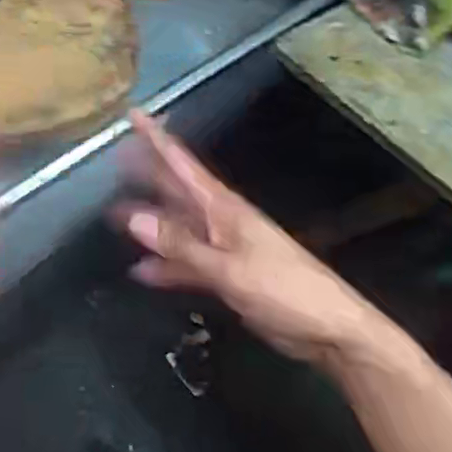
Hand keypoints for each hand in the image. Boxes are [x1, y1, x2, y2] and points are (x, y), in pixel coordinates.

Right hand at [110, 109, 391, 368]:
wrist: (338, 337)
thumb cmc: (288, 291)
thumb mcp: (229, 268)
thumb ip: (179, 244)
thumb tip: (131, 217)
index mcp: (223, 209)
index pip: (182, 164)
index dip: (157, 138)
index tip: (135, 113)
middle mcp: (219, 220)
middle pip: (175, 190)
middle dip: (146, 173)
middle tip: (115, 157)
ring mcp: (223, 247)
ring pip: (177, 226)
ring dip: (149, 223)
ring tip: (114, 216)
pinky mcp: (227, 274)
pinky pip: (186, 261)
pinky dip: (165, 265)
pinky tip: (142, 271)